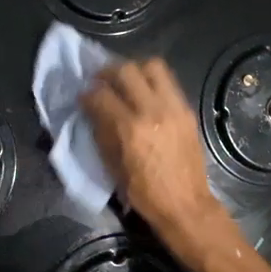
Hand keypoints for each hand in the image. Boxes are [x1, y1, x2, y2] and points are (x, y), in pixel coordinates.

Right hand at [80, 58, 232, 263]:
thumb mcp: (114, 167)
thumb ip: (102, 134)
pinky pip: (169, 82)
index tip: (83, 97)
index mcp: (131, 129)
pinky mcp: (187, 110)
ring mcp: (174, 107)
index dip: (87, 94)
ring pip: (152, 66)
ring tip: (127, 82)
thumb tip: (93, 112)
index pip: (101, 95)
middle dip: (108, 72)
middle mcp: (153, 110)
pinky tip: (145, 94)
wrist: (186, 205)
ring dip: (135, 70)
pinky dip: (153, 82)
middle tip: (101, 81)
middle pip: (126, 70)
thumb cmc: (145, 193)